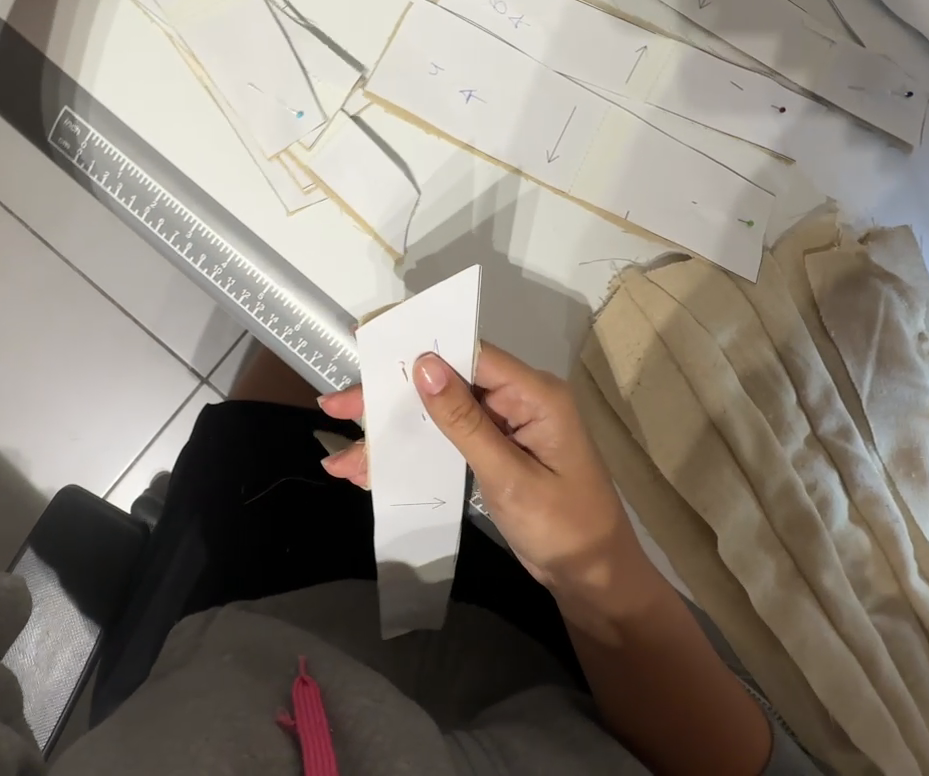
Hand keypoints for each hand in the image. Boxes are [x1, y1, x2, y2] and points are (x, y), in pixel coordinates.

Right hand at [319, 343, 659, 607]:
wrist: (594, 582)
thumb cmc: (564, 529)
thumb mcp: (510, 477)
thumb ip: (464, 421)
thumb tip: (424, 365)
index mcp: (533, 393)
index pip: (469, 353)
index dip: (419, 347)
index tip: (369, 348)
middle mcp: (516, 397)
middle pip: (444, 380)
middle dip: (389, 396)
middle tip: (335, 407)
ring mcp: (502, 423)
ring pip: (436, 411)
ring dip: (391, 431)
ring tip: (342, 455)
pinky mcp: (491, 447)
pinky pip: (444, 436)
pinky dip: (411, 450)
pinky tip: (371, 468)